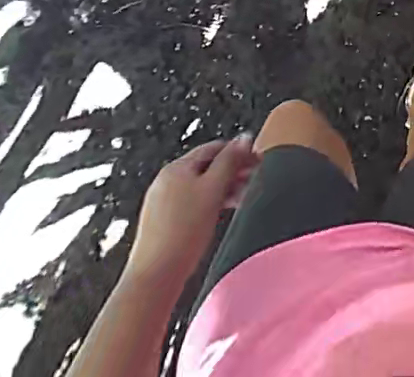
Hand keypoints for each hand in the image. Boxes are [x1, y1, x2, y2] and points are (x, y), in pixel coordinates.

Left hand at [126, 137, 259, 283]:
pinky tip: (222, 213)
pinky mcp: (164, 222)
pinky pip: (193, 203)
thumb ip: (230, 161)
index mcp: (176, 168)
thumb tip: (244, 138)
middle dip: (233, 171)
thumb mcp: (214, 189)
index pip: (214, 147)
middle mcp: (167, 181)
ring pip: (201, 185)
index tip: (257, 160)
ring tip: (243, 197)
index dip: (239, 152)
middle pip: (208, 166)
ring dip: (225, 188)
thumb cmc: (182, 233)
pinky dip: (211, 203)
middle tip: (254, 178)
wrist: (155, 277)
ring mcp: (164, 202)